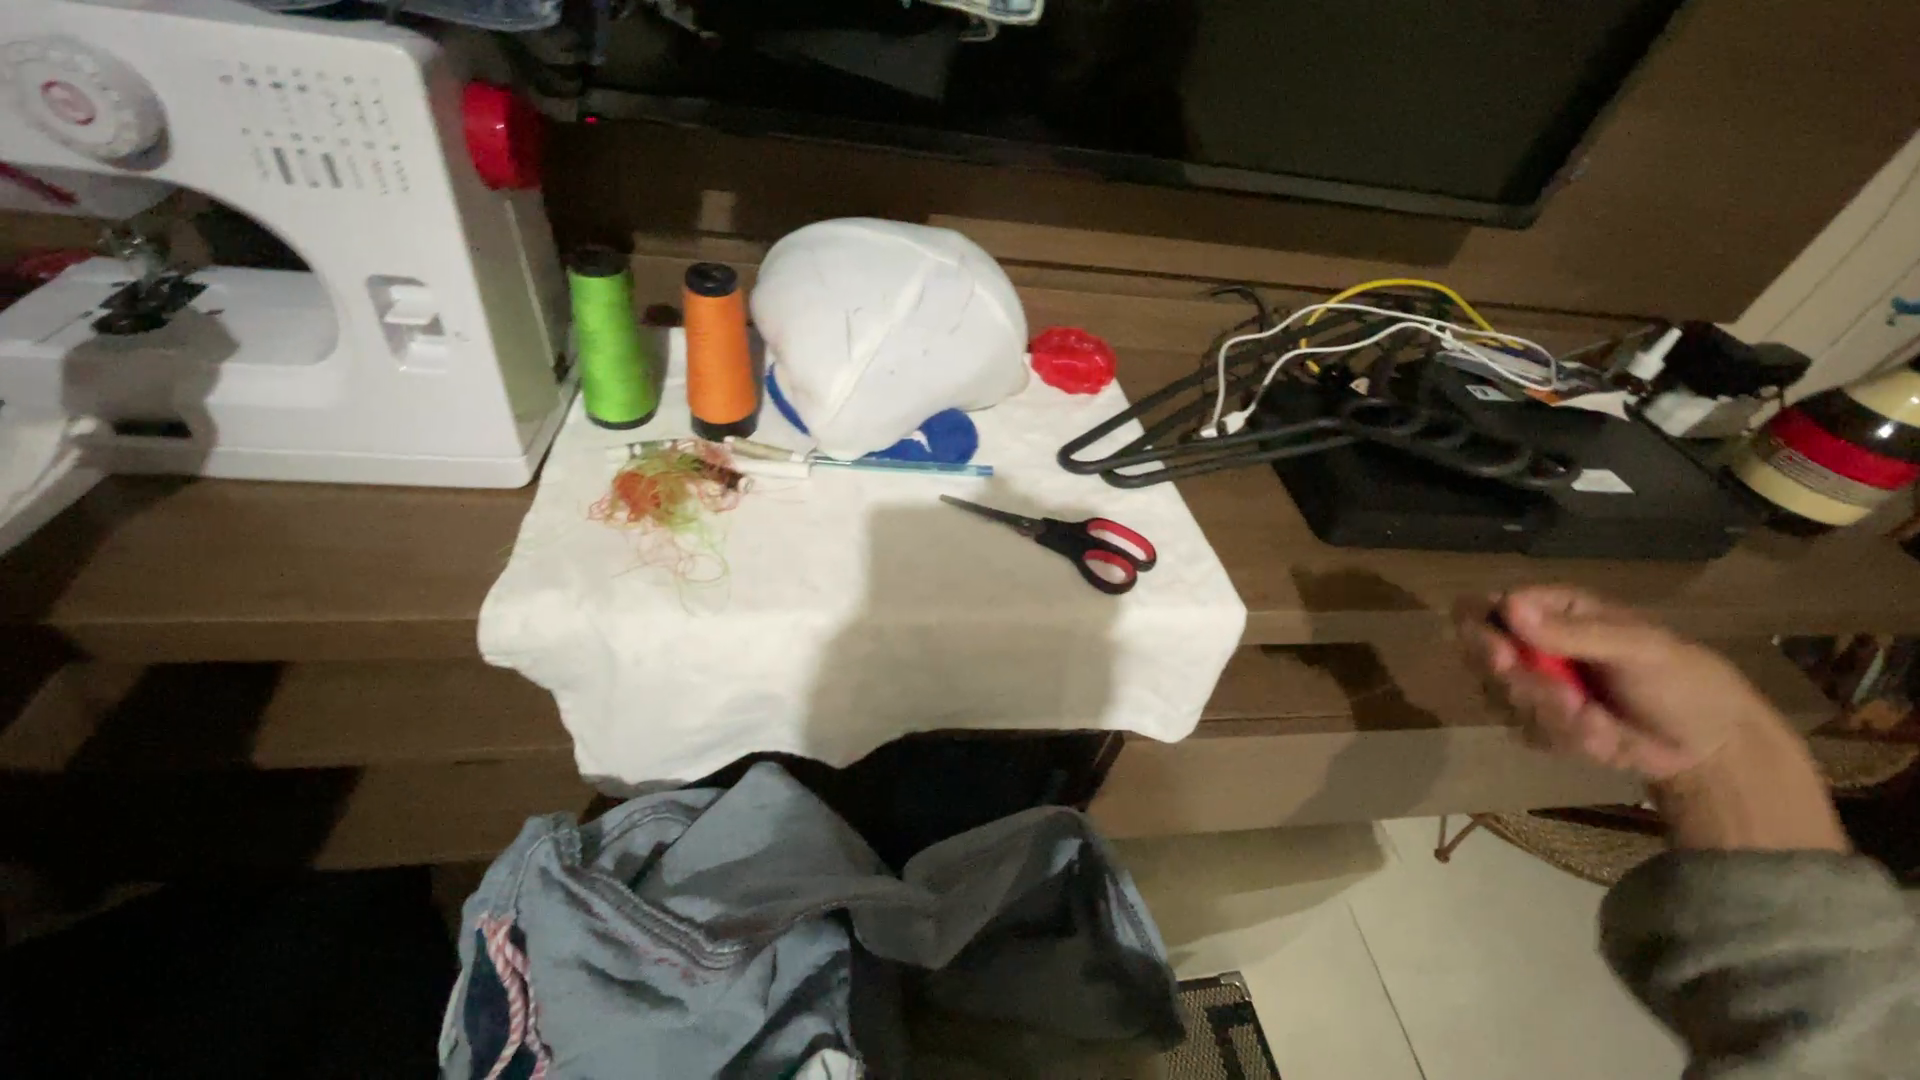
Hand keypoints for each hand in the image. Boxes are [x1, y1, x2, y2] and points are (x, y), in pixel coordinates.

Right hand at [1453, 586, 1785, 779]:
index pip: (1480, 608)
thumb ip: (1573, 631)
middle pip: (1477, 655)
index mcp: (1548, 611)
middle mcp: (1527, 644)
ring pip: (1498, 697)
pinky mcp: (1534, 722)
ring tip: (1600, 725)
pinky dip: (1563, 738)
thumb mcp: (1639, 648)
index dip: (1476, 629)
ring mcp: (1527, 684)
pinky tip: (1603, 737)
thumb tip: (1509, 606)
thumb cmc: (1682, 680)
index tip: (1502, 657)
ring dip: (1549, 715)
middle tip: (1564, 700)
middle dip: (1519, 682)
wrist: (1710, 747)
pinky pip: (1522, 730)